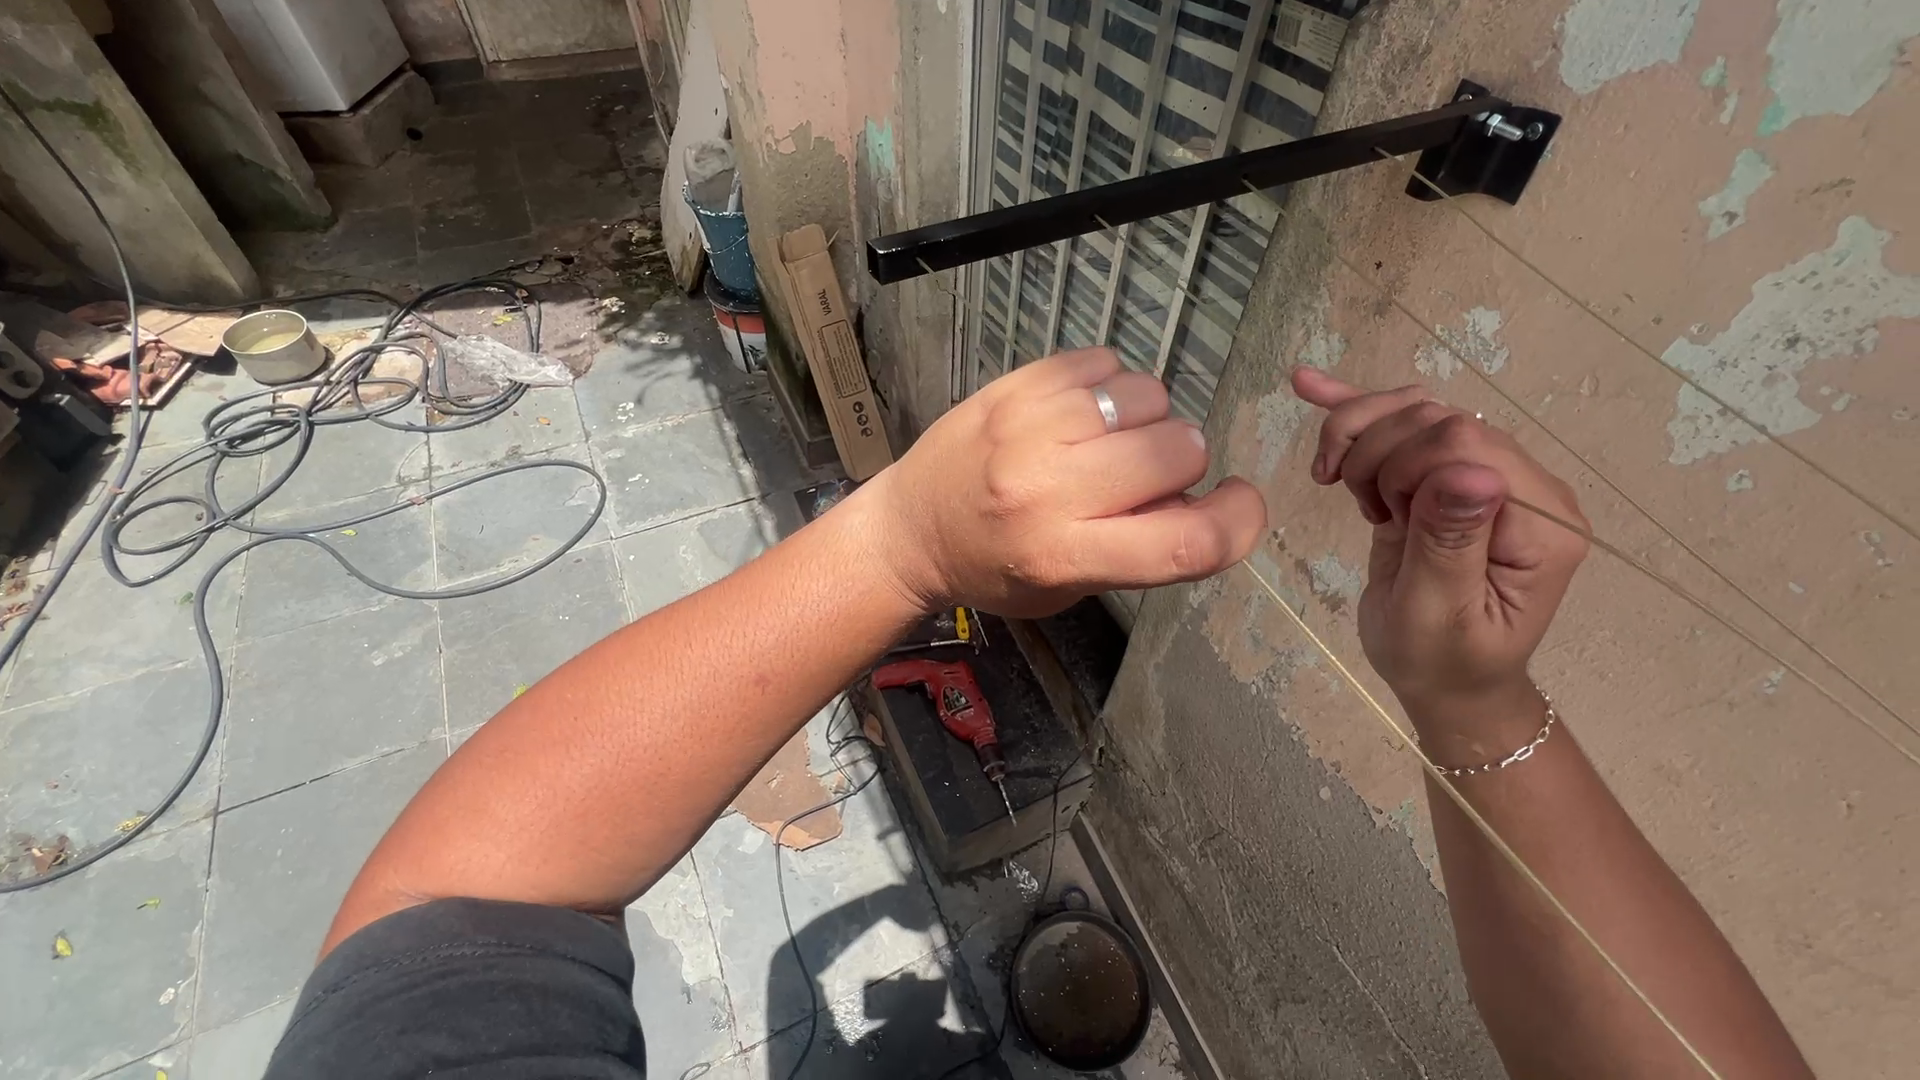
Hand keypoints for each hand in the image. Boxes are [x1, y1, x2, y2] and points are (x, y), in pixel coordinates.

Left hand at [862, 348, 1267, 617]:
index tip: (1236, 503)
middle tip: (1139, 479)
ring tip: (1104, 442)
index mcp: (1064, 556)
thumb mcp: (1067, 590)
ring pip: (1148, 396)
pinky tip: (1080, 414)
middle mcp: (1047, 488)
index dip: (1239, 521)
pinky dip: (1109, 386)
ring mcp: (1028, 427)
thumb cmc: (993, 569)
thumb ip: (1138, 550)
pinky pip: (1106, 361)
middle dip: (1179, 466)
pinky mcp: (1014, 384)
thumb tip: (1200, 495)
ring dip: (1144, 421)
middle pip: (1178, 451)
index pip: (1186, 542)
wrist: (908, 528)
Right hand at [1291, 369, 1589, 744]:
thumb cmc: (1443, 661)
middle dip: (1378, 456)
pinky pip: (1399, 423)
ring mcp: (1482, 474)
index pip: (1466, 443)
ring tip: (1341, 484)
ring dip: (1358, 440)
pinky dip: (1351, 407)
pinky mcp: (1441, 475)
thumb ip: (1451, 542)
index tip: (1384, 521)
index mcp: (1539, 521)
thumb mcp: (1439, 615)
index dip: (1404, 468)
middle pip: (1434, 417)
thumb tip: (1467, 470)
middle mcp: (1522, 484)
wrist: (1444, 679)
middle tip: (1370, 513)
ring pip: (1410, 410)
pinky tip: (1308, 385)